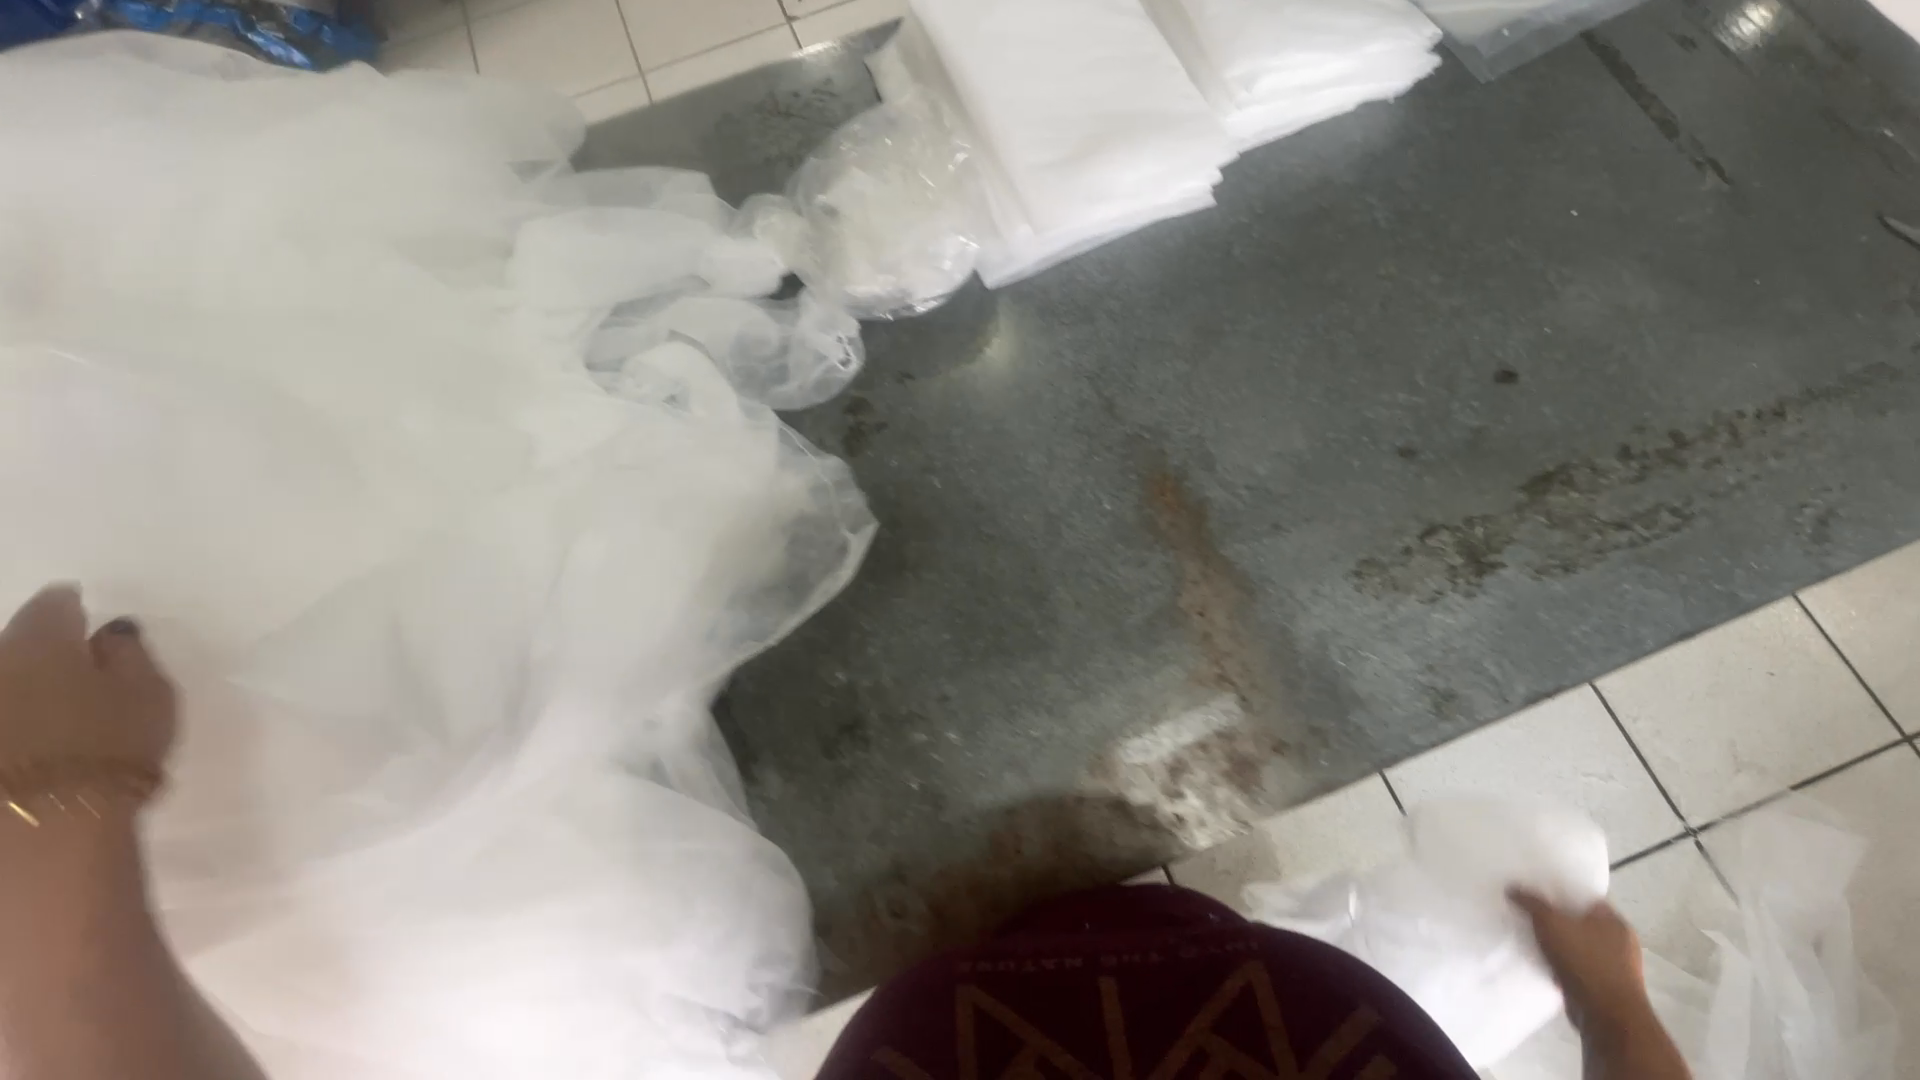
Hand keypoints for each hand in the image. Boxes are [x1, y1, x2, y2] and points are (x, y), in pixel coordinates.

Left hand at [0, 585, 175, 795]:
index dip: (67, 604)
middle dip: (33, 648)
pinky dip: (13, 715)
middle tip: (66, 658)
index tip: (80, 606)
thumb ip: (129, 653)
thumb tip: (110, 630)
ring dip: (19, 684)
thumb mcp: (150, 691)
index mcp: (40, 644)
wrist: (46, 821)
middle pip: (9, 644)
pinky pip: (2, 716)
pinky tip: (28, 729)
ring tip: (48, 698)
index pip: (50, 606)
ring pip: (0, 679)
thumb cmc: (114, 742)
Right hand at [1509, 887, 1651, 1033]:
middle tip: (1526, 909)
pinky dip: (1559, 962)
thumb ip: (1530, 902)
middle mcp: (1618, 941)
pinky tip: (1539, 959)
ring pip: (1575, 943)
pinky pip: (1575, 964)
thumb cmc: (1583, 960)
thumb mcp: (1550, 922)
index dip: (1558, 889)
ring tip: (1527, 934)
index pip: (1583, 895)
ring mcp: (1613, 965)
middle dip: (1552, 916)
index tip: (1533, 887)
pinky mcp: (1603, 985)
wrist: (1606, 1015)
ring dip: (1554, 942)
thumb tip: (1513, 888)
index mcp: (1613, 921)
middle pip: (1578, 919)